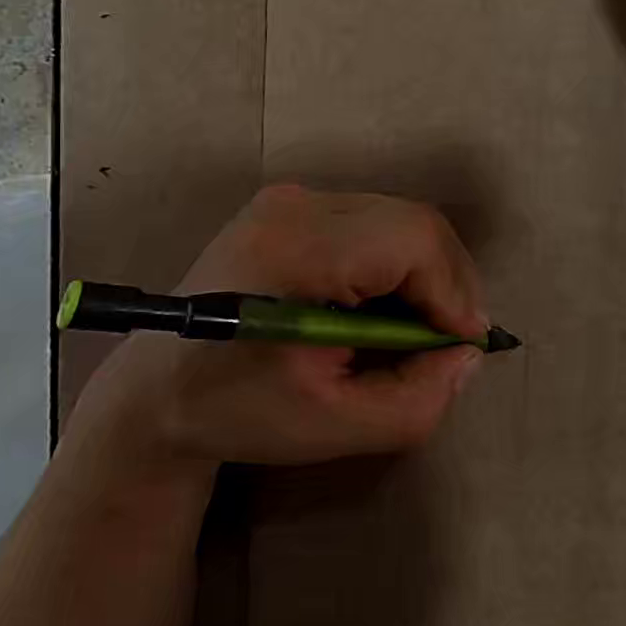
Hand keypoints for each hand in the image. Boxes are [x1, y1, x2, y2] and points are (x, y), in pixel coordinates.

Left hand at [72, 185, 490, 468]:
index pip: (412, 239)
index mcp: (299, 250)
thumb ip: (418, 398)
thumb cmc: (239, 411)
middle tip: (450, 339)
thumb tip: (468, 353)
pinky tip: (385, 303)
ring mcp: (289, 198)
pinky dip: (396, 260)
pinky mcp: (288, 205)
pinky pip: (372, 220)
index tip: (464, 345)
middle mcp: (296, 206)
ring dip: (426, 270)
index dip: (453, 290)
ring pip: (397, 218)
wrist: (157, 387)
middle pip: (412, 221)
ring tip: (421, 325)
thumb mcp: (337, 427)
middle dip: (447, 281)